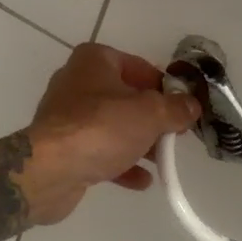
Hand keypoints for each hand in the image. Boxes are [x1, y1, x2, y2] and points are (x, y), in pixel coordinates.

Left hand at [17, 43, 201, 225]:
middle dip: (152, 118)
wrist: (50, 170)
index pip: (139, 66)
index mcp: (95, 60)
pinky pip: (99, 150)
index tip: (183, 108)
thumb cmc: (101, 128)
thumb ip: (174, 108)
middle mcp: (78, 81)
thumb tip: (191, 104)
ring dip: (138, 142)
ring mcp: (67, 115)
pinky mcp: (63, 146)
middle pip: (126, 97)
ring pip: (113, 125)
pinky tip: (141, 180)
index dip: (164, 87)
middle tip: (175, 136)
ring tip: (163, 161)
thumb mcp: (150, 114)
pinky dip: (120, 162)